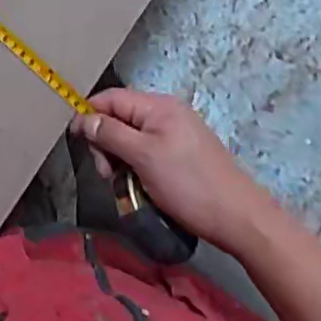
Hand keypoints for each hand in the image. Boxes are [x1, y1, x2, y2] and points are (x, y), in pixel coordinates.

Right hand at [70, 88, 282, 254]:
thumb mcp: (143, 157)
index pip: (110, 98)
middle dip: (106, 142)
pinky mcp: (183, 154)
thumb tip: (83, 119)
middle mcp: (166, 112)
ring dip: (120, 158)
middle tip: (107, 173)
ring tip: (123, 183)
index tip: (77, 141)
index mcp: (157, 105)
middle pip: (119, 117)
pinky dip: (137, 165)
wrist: (244, 222)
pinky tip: (140, 185)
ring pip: (131, 137)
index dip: (88, 115)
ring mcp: (176, 133)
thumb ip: (109, 134)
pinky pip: (147, 150)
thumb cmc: (190, 185)